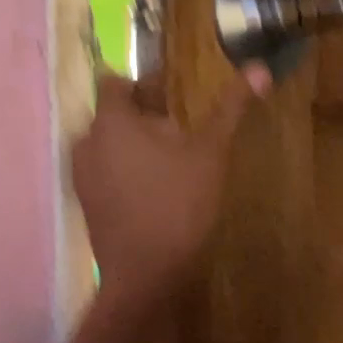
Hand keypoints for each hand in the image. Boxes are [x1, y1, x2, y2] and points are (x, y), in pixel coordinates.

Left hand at [72, 66, 270, 308]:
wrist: (146, 274)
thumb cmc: (178, 204)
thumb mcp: (210, 152)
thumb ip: (230, 108)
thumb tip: (260, 68)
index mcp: (111, 121)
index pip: (116, 82)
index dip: (143, 84)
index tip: (172, 97)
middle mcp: (87, 143)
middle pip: (113, 116)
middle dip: (144, 117)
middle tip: (180, 130)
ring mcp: (82, 177)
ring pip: (109, 147)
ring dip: (135, 146)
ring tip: (171, 162)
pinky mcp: (87, 205)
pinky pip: (106, 174)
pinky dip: (126, 173)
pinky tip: (156, 191)